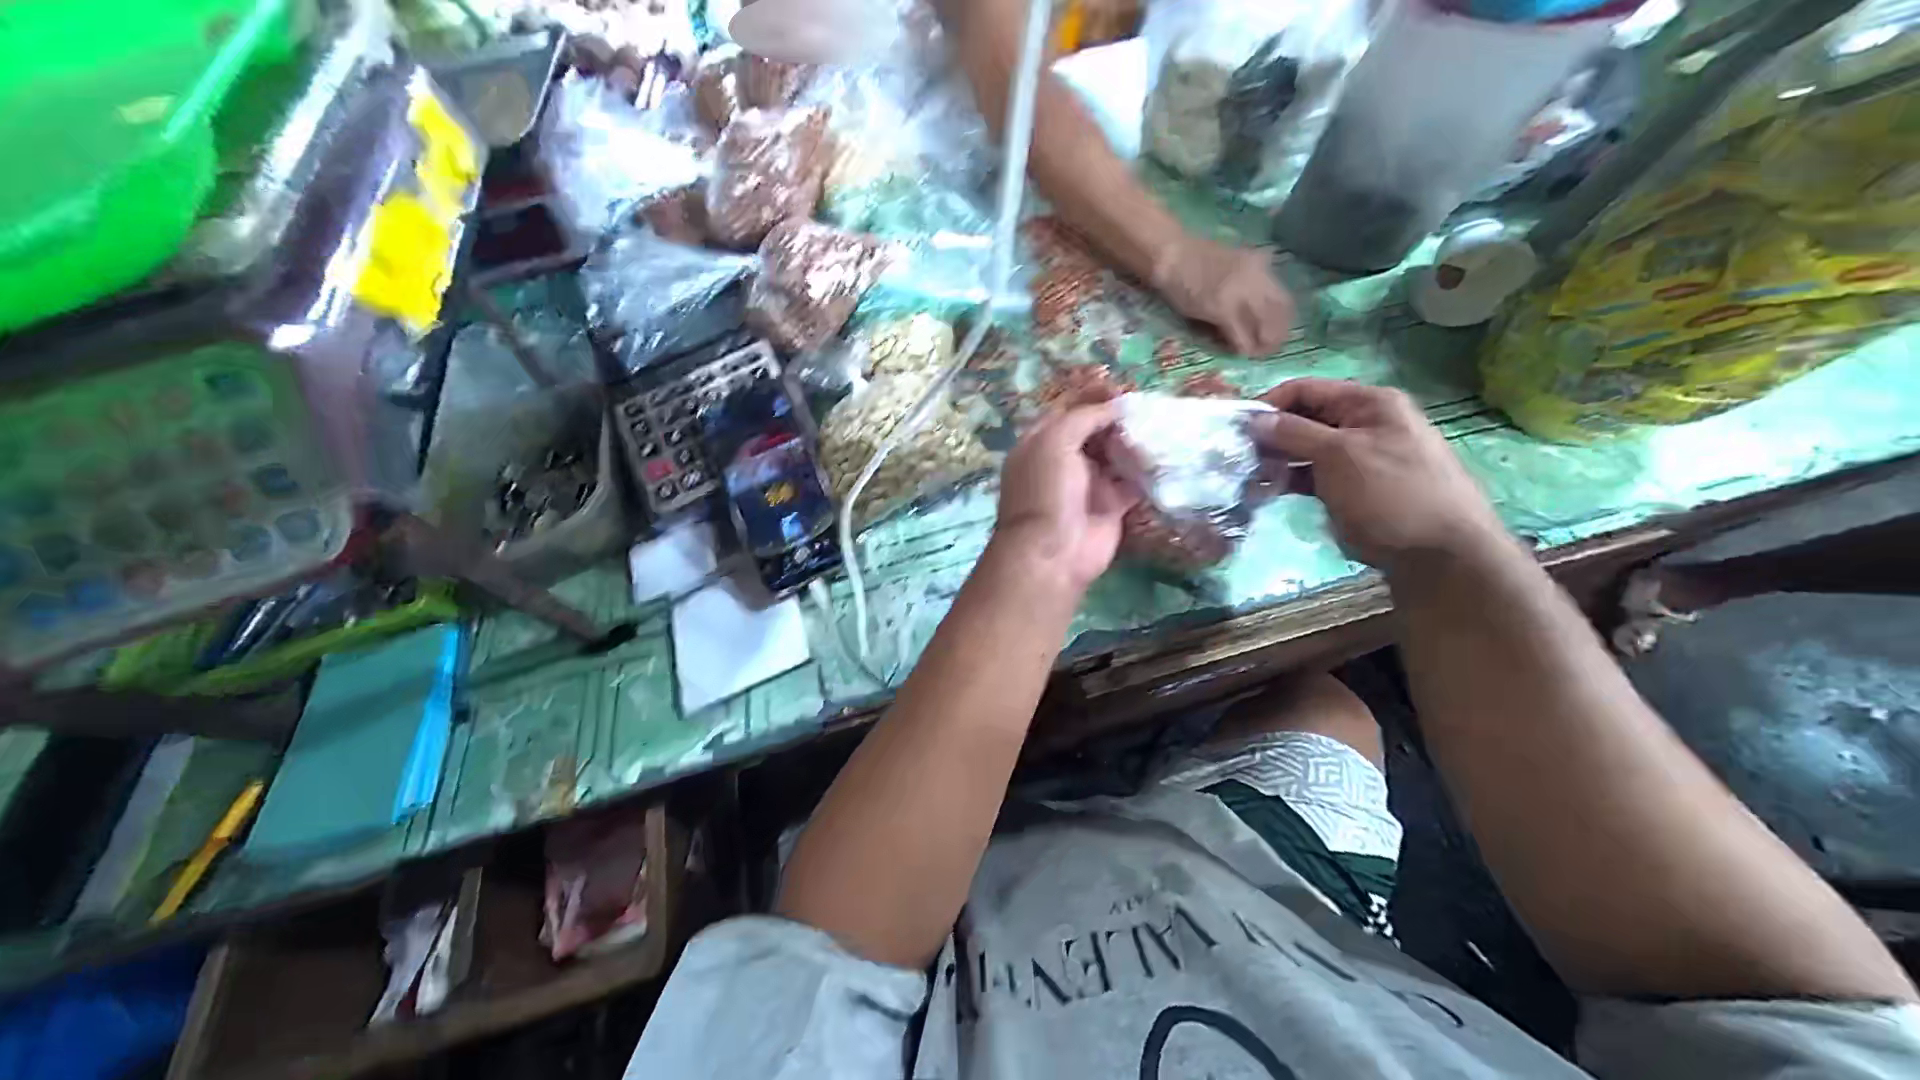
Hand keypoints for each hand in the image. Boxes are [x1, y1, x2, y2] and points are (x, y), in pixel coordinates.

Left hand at [992, 400, 1140, 592]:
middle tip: (1145, 405)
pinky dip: (1147, 469)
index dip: (1091, 396)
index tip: (1119, 386)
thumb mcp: (1056, 441)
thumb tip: (1116, 405)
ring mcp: (1088, 483)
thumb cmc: (1047, 491)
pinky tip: (1163, 455)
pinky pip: (1132, 481)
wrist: (1053, 552)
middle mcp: (1064, 459)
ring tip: (1158, 425)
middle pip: (1094, 429)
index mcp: (1041, 442)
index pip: (1067, 409)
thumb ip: (1084, 417)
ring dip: (1134, 440)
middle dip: (1117, 417)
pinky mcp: (1111, 505)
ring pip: (1115, 453)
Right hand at [1152, 233, 1294, 355]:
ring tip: (1256, 353)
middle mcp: (1257, 278)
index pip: (1283, 299)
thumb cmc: (1193, 260)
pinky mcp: (1222, 309)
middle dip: (1277, 335)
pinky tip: (1240, 353)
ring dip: (1262, 344)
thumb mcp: (1231, 264)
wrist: (1172, 255)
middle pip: (1278, 314)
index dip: (1284, 321)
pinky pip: (1240, 335)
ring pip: (1263, 326)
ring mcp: (1240, 294)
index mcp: (1261, 265)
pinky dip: (1243, 347)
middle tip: (1269, 349)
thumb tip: (1252, 307)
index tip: (1278, 334)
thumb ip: (1246, 281)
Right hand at [1251, 378, 1507, 572]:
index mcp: (1368, 403)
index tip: (1237, 428)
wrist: (1437, 553)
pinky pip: (1310, 476)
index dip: (1269, 405)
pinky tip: (1265, 492)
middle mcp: (1362, 424)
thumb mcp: (1339, 455)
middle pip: (1303, 419)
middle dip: (1269, 435)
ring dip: (1275, 460)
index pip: (1305, 390)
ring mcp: (1356, 458)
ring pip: (1304, 450)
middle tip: (1237, 457)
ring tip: (1247, 477)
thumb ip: (1294, 433)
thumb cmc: (1391, 493)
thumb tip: (1254, 419)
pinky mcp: (1349, 488)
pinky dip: (1288, 481)